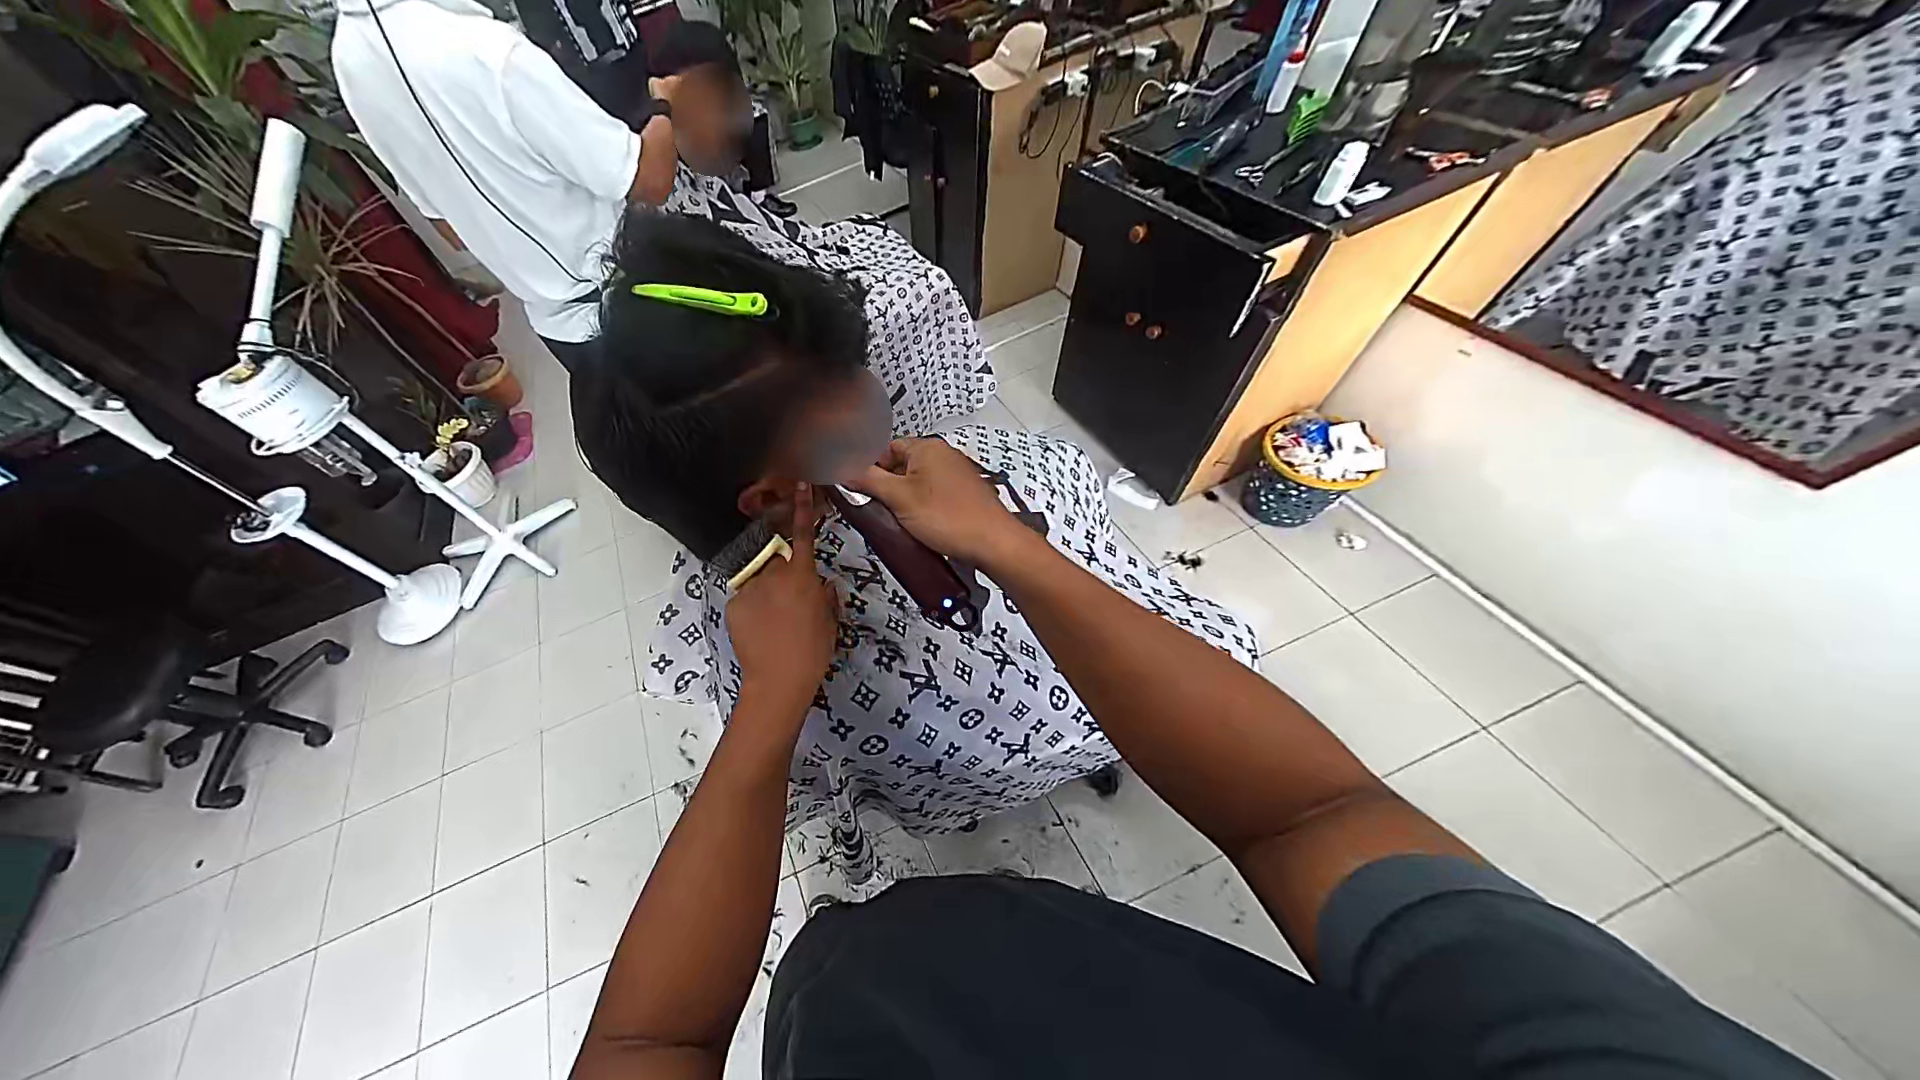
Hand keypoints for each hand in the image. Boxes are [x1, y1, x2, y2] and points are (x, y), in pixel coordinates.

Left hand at [726, 484, 836, 711]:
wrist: (779, 680)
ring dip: (768, 592)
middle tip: (791, 601)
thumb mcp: (830, 621)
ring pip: (761, 580)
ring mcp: (750, 589)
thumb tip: (821, 584)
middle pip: (778, 559)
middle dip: (784, 571)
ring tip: (775, 623)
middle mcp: (774, 576)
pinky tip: (761, 630)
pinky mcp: (734, 605)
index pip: (804, 534)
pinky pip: (746, 598)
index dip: (803, 507)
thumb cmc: (813, 651)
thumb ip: (825, 596)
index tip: (800, 485)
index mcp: (803, 577)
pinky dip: (753, 608)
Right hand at [846, 438, 1040, 568]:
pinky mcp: (962, 496)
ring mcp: (955, 476)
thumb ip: (868, 480)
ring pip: (915, 483)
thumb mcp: (899, 498)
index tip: (855, 485)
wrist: (993, 543)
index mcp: (927, 448)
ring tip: (896, 519)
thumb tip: (844, 469)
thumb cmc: (953, 518)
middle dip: (884, 486)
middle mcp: (943, 456)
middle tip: (874, 507)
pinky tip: (917, 526)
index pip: (884, 447)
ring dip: (901, 500)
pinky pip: (931, 496)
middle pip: (899, 465)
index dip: (866, 466)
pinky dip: (920, 508)